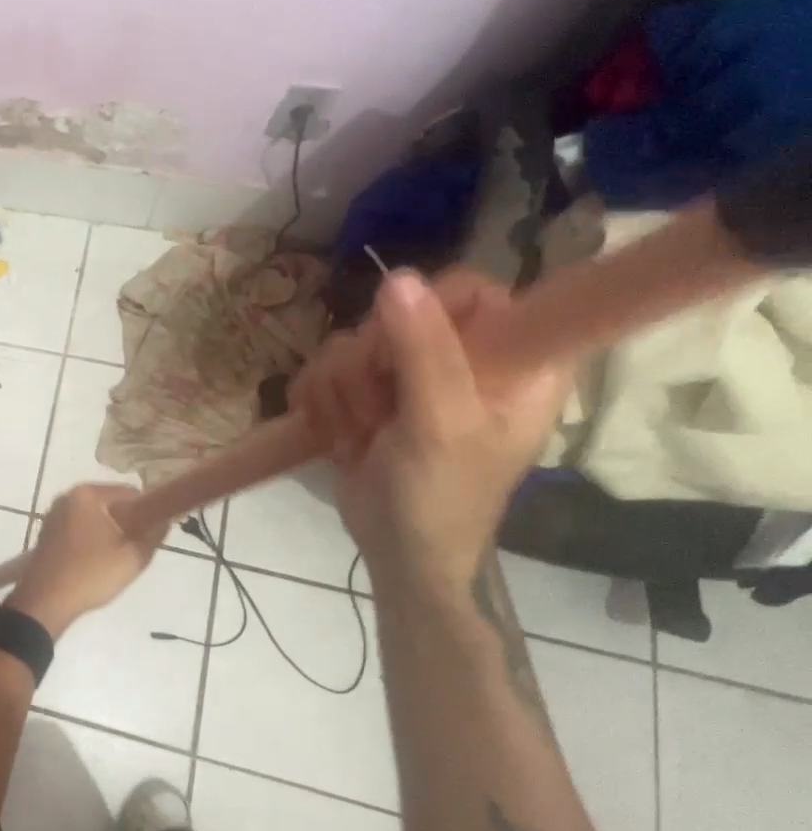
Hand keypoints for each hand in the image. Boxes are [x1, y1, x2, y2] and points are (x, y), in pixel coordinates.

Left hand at [7, 484, 168, 637]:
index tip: (151, 537)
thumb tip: (164, 519)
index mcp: (86, 494)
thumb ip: (155, 533)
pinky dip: (92, 542)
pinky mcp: (47, 533)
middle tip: (133, 552)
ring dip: (109, 535)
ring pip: (96, 519)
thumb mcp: (134, 555)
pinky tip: (95, 565)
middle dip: (127, 525)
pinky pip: (80, 530)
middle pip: (112, 505)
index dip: (148, 513)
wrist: (45, 601)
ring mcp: (54, 515)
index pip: (131, 493)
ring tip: (114, 562)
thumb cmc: (91, 573)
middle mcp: (66, 497)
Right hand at [290, 271, 572, 591]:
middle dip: (370, 364)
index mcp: (512, 359)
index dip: (430, 311)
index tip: (404, 349)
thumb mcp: (441, 425)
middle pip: (396, 314)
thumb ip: (425, 351)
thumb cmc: (442, 496)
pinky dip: (319, 401)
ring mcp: (407, 377)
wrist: (398, 553)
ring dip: (341, 392)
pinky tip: (335, 432)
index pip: (472, 291)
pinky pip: (323, 368)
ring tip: (361, 434)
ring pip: (350, 342)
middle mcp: (462, 358)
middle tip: (381, 410)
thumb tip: (397, 277)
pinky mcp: (363, 394)